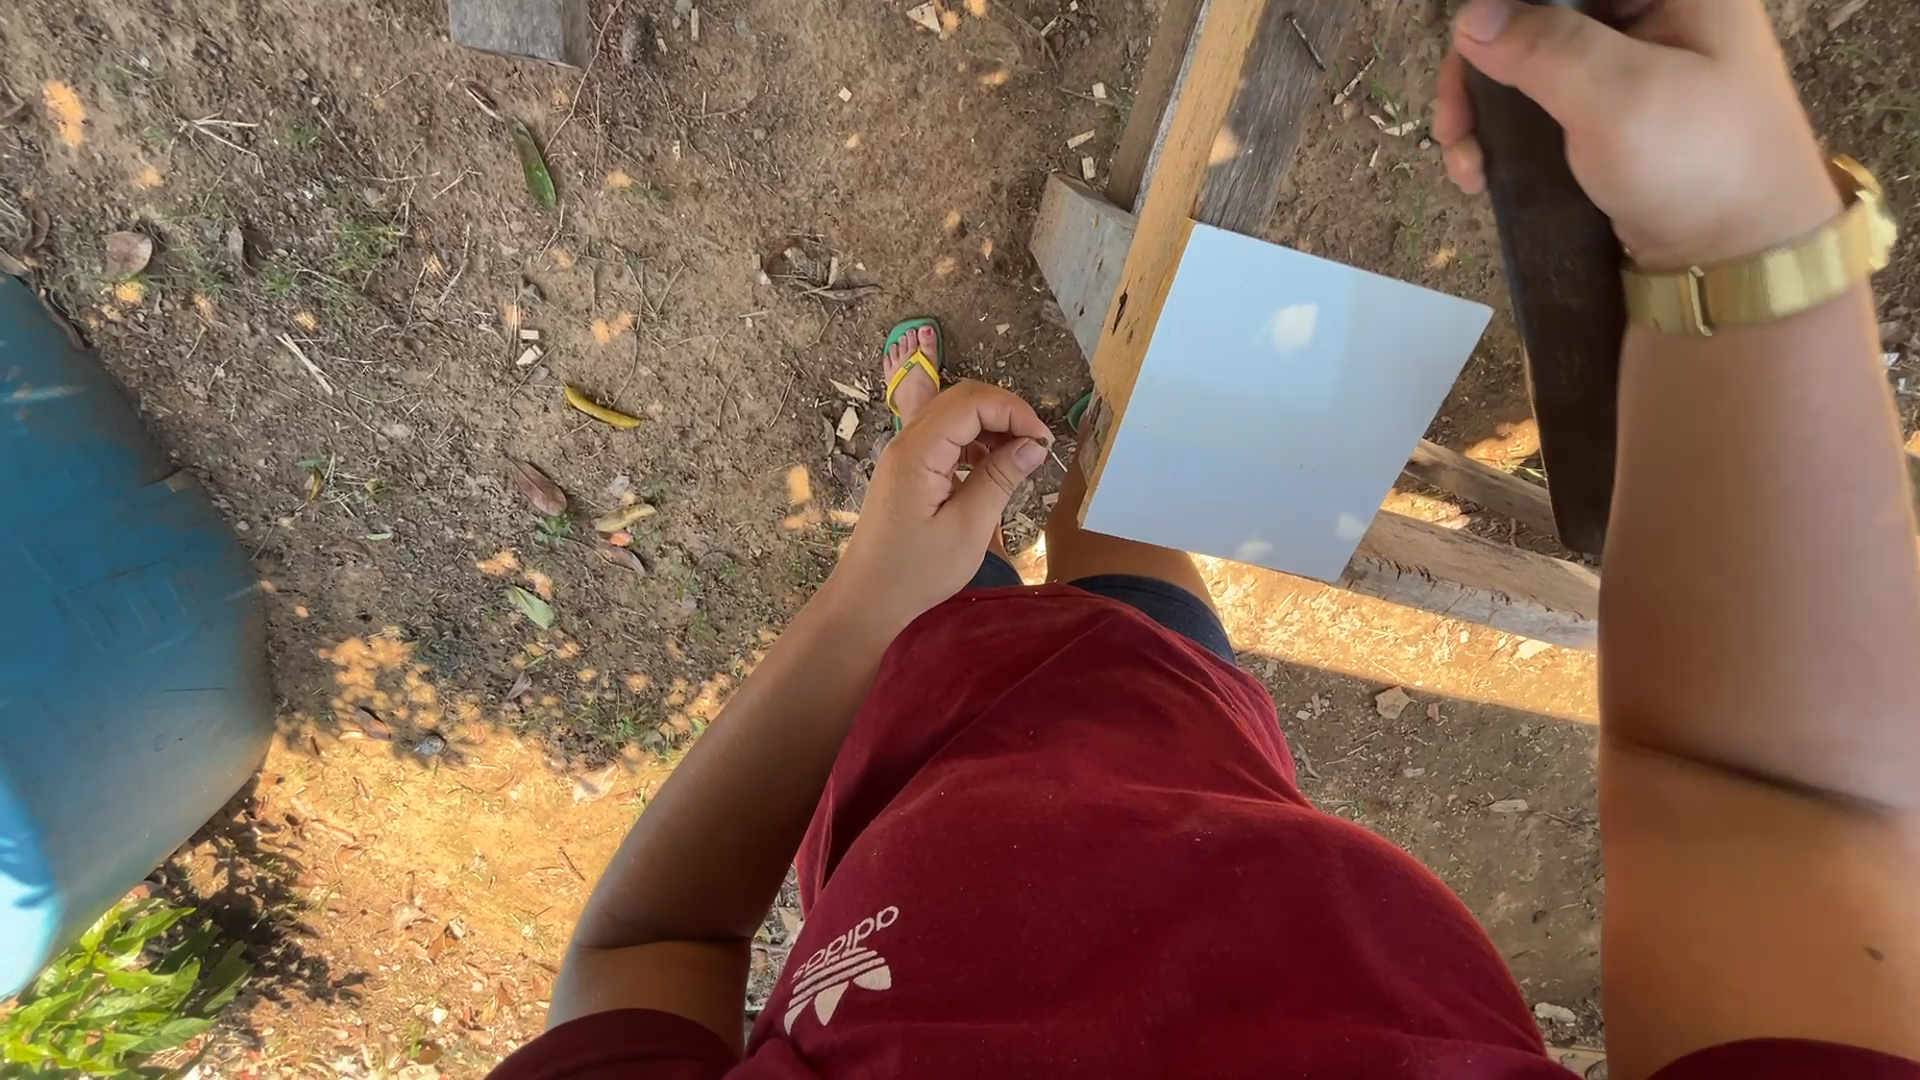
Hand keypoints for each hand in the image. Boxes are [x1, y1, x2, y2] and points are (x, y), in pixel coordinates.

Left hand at [826, 380, 1051, 631]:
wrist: (869, 597)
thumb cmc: (918, 571)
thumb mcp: (968, 527)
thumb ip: (1000, 478)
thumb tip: (1034, 443)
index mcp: (917, 452)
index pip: (970, 403)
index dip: (1013, 411)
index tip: (1043, 439)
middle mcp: (906, 442)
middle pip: (960, 400)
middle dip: (1004, 412)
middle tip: (1036, 443)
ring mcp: (904, 454)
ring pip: (952, 416)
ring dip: (990, 426)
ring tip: (1019, 456)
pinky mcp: (907, 469)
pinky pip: (944, 439)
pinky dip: (973, 444)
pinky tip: (991, 469)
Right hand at [1434, 0, 1842, 269]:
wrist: (1726, 249)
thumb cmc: (1693, 162)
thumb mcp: (1620, 97)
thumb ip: (1546, 49)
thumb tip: (1469, 16)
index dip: (1500, 16)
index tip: (1465, 66)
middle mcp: (1640, 19)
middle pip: (1527, 23)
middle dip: (1477, 78)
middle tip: (1452, 131)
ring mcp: (1614, 72)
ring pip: (1516, 73)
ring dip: (1476, 120)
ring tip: (1468, 170)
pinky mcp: (1591, 120)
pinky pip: (1524, 115)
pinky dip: (1491, 144)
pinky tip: (1481, 177)